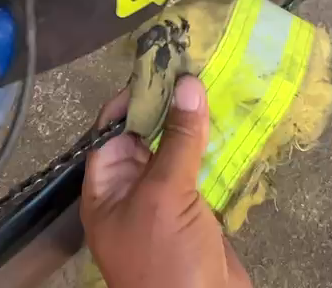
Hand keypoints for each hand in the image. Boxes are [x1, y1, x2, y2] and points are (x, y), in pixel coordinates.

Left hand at [81, 75, 249, 287]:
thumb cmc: (166, 263)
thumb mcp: (165, 196)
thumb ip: (177, 140)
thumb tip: (188, 84)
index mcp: (106, 190)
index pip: (110, 131)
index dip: (129, 100)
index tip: (155, 69)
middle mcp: (131, 192)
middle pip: (143, 137)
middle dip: (163, 106)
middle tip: (187, 68)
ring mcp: (164, 203)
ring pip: (173, 151)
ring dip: (189, 123)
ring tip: (207, 83)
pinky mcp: (195, 212)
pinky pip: (198, 169)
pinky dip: (210, 146)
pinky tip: (225, 120)